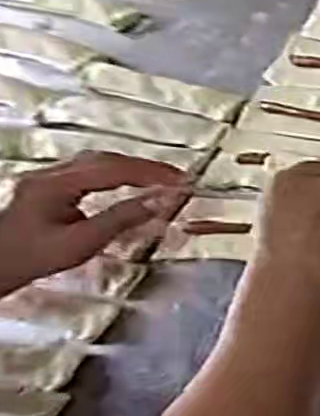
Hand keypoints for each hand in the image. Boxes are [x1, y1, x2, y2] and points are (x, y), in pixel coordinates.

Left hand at [0, 151, 186, 293]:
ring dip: (136, 167)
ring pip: (98, 162)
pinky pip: (91, 169)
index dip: (153, 174)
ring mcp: (46, 179)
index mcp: (55, 186)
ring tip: (165, 178)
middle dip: (148, 167)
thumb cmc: (36, 255)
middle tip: (182, 178)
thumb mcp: (85, 240)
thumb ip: (124, 217)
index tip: (185, 182)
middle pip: (105, 160)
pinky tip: (136, 181)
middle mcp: (48, 176)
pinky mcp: (50, 186)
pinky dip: (121, 171)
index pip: (113, 170)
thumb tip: (164, 200)